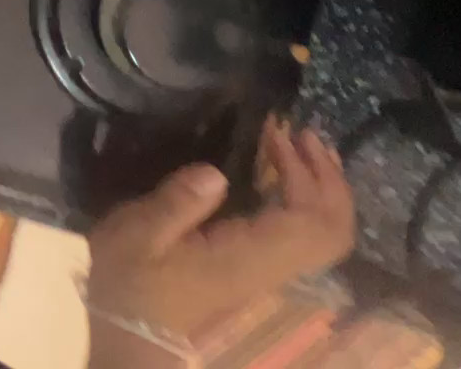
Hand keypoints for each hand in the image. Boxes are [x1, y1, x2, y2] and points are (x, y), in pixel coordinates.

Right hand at [85, 119, 353, 363]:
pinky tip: (284, 181)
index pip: (307, 220)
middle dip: (329, 179)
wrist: (132, 327)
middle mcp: (272, 266)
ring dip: (324, 190)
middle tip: (305, 133)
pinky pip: (304, 236)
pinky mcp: (256, 267)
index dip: (305, 174)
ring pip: (324, 235)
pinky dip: (307, 203)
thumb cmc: (129, 276)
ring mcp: (268, 270)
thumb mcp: (139, 233)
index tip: (278, 134)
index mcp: (248, 256)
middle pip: (331, 230)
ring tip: (305, 149)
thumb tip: (216, 170)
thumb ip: (177, 203)